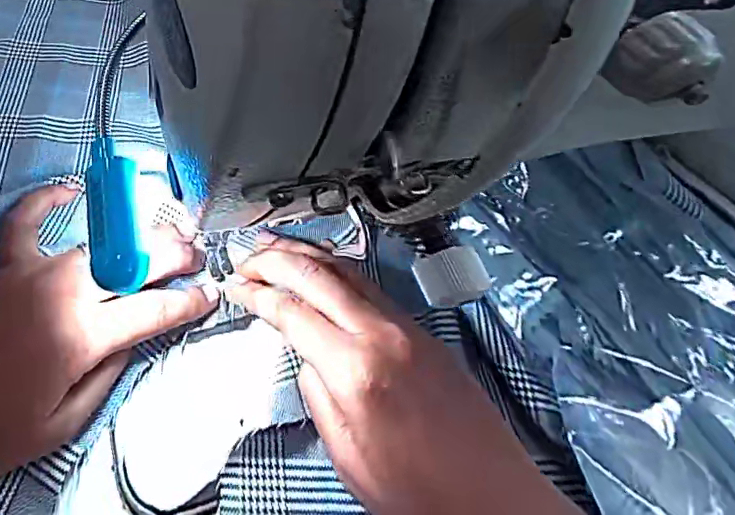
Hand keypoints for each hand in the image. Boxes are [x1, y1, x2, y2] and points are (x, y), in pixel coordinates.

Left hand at [0, 182, 216, 513]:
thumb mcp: (64, 423)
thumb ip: (108, 374)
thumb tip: (136, 337)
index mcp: (81, 336)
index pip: (150, 309)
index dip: (185, 300)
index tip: (209, 292)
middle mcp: (62, 291)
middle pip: (129, 262)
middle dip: (169, 253)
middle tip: (196, 251)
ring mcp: (30, 270)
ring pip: (92, 241)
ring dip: (130, 233)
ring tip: (156, 230)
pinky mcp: (4, 265)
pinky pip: (28, 219)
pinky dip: (48, 198)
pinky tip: (71, 188)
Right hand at [224, 237, 574, 514]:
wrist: (498, 503)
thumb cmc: (428, 494)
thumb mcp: (349, 455)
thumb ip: (317, 393)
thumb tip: (306, 356)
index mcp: (355, 370)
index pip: (289, 310)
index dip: (254, 293)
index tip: (236, 288)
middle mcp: (380, 335)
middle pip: (312, 273)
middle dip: (271, 260)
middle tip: (245, 260)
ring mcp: (404, 327)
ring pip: (342, 267)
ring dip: (302, 252)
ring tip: (274, 246)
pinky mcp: (420, 330)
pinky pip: (367, 281)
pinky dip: (334, 265)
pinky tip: (321, 265)